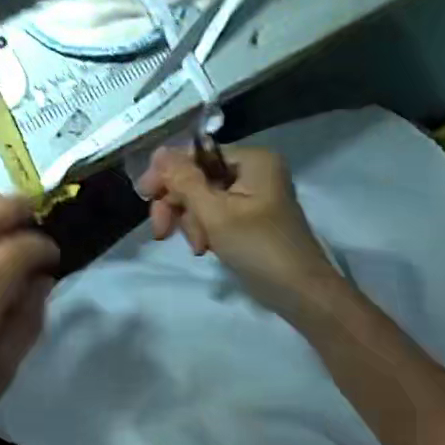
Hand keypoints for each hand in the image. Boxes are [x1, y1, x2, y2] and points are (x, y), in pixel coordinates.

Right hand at [136, 144, 340, 317]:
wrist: (299, 292)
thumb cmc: (259, 248)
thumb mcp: (215, 213)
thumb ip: (185, 181)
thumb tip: (159, 152)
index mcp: (253, 160)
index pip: (198, 155)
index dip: (168, 173)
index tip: (145, 196)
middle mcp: (254, 171)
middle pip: (198, 177)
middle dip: (180, 205)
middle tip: (162, 232)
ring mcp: (253, 196)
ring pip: (203, 199)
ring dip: (192, 222)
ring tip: (198, 247)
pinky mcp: (250, 219)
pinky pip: (216, 215)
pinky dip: (205, 230)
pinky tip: (205, 249)